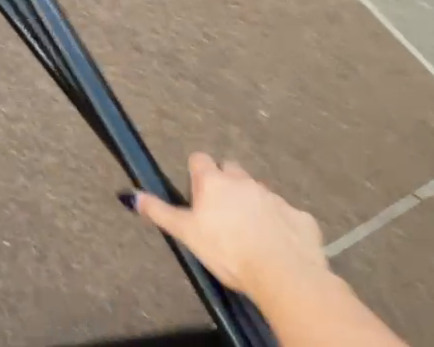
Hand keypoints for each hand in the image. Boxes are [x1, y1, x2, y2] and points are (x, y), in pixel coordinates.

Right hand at [128, 153, 327, 303]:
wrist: (283, 275)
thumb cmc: (227, 251)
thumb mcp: (186, 233)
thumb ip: (160, 212)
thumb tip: (131, 196)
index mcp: (214, 181)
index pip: (200, 159)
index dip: (197, 171)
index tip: (197, 190)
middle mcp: (244, 181)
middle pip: (232, 169)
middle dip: (228, 183)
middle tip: (223, 211)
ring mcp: (274, 198)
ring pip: (260, 192)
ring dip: (254, 203)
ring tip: (251, 232)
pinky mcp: (301, 217)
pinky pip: (288, 215)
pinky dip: (282, 224)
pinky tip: (280, 244)